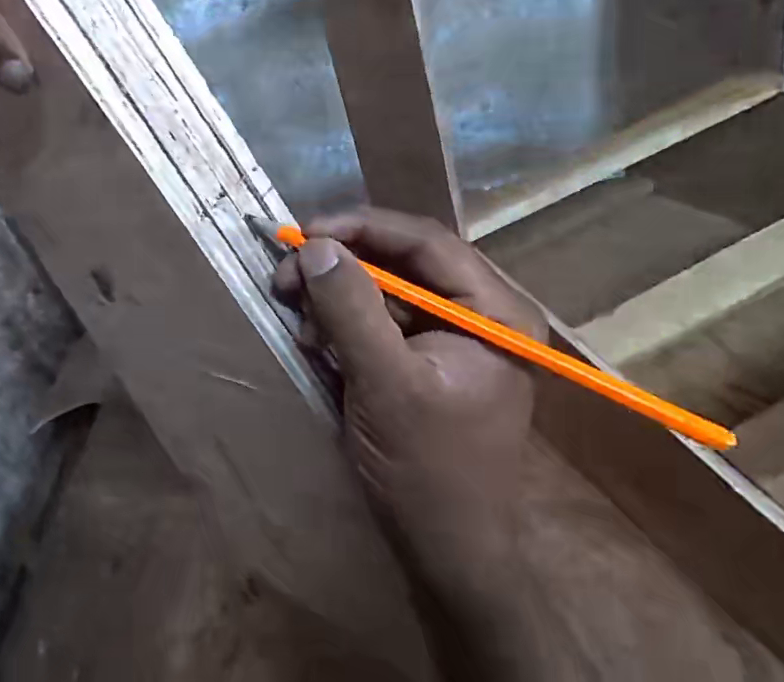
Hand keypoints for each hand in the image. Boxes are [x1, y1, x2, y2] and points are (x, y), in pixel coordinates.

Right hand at [271, 209, 546, 587]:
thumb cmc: (429, 471)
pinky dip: (343, 321)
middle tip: (287, 274)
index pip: (426, 241)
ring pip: (386, 286)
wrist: (447, 554)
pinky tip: (316, 340)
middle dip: (342, 264)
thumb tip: (314, 246)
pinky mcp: (427, 355)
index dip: (362, 227)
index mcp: (496, 309)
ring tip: (300, 320)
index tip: (305, 232)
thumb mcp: (385, 385)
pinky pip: (380, 318)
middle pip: (403, 259)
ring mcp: (454, 333)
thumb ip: (351, 310)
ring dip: (336, 295)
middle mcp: (482, 309)